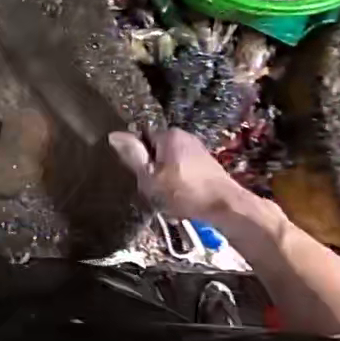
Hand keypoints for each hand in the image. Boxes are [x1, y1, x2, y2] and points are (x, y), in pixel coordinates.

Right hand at [108, 128, 242, 221]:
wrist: (225, 206)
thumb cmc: (184, 191)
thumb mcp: (150, 177)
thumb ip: (132, 155)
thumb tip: (114, 135)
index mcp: (169, 135)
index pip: (141, 137)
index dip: (136, 156)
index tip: (138, 175)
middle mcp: (185, 136)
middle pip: (156, 150)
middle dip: (152, 168)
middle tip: (151, 189)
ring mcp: (198, 150)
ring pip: (170, 162)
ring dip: (165, 178)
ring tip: (166, 197)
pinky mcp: (207, 164)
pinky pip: (183, 170)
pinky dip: (179, 182)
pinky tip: (181, 198)